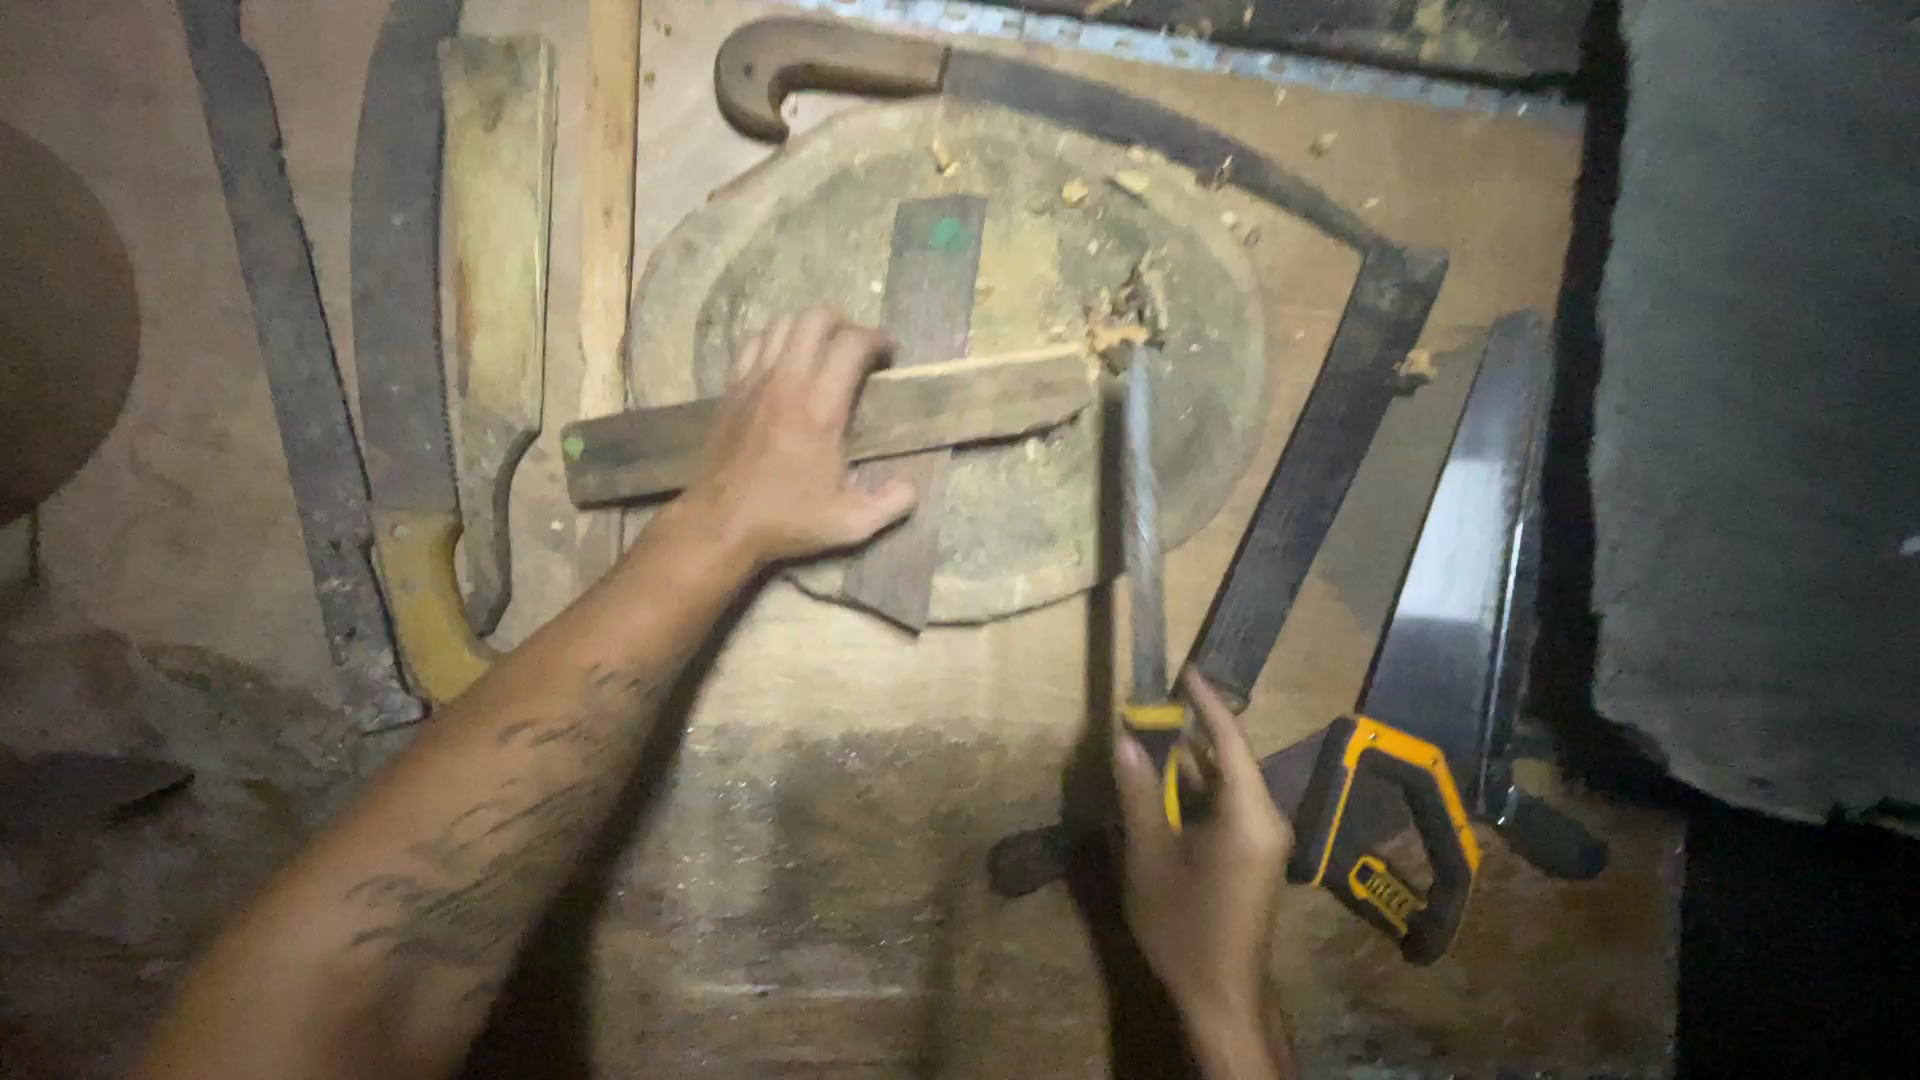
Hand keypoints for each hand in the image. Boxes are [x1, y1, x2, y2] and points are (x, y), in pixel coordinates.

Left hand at [674, 309, 918, 566]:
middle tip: (859, 347)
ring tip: (824, 349)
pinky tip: (786, 361)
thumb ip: (891, 503)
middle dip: (845, 323)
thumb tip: (912, 486)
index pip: (851, 345)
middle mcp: (787, 384)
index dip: (877, 340)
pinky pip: (754, 342)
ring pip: (782, 323)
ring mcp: (754, 382)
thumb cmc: (787, 522)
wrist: (719, 525)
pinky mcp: (731, 389)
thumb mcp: (851, 524)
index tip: (889, 356)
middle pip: (816, 319)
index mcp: (820, 411)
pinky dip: (775, 340)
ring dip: (810, 327)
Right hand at [1115, 670, 1291, 1022]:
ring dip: (1190, 761)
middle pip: (1229, 759)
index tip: (1185, 671)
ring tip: (1150, 734)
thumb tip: (1124, 740)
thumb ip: (1139, 794)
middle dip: (1191, 730)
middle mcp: (1264, 820)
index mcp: (1248, 816)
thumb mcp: (1150, 857)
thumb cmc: (1184, 926)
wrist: (1221, 995)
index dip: (1207, 703)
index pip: (1230, 742)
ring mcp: (1262, 839)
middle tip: (1151, 704)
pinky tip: (1164, 782)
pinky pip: (1226, 805)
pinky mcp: (1252, 854)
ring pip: (1226, 783)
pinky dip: (1197, 789)